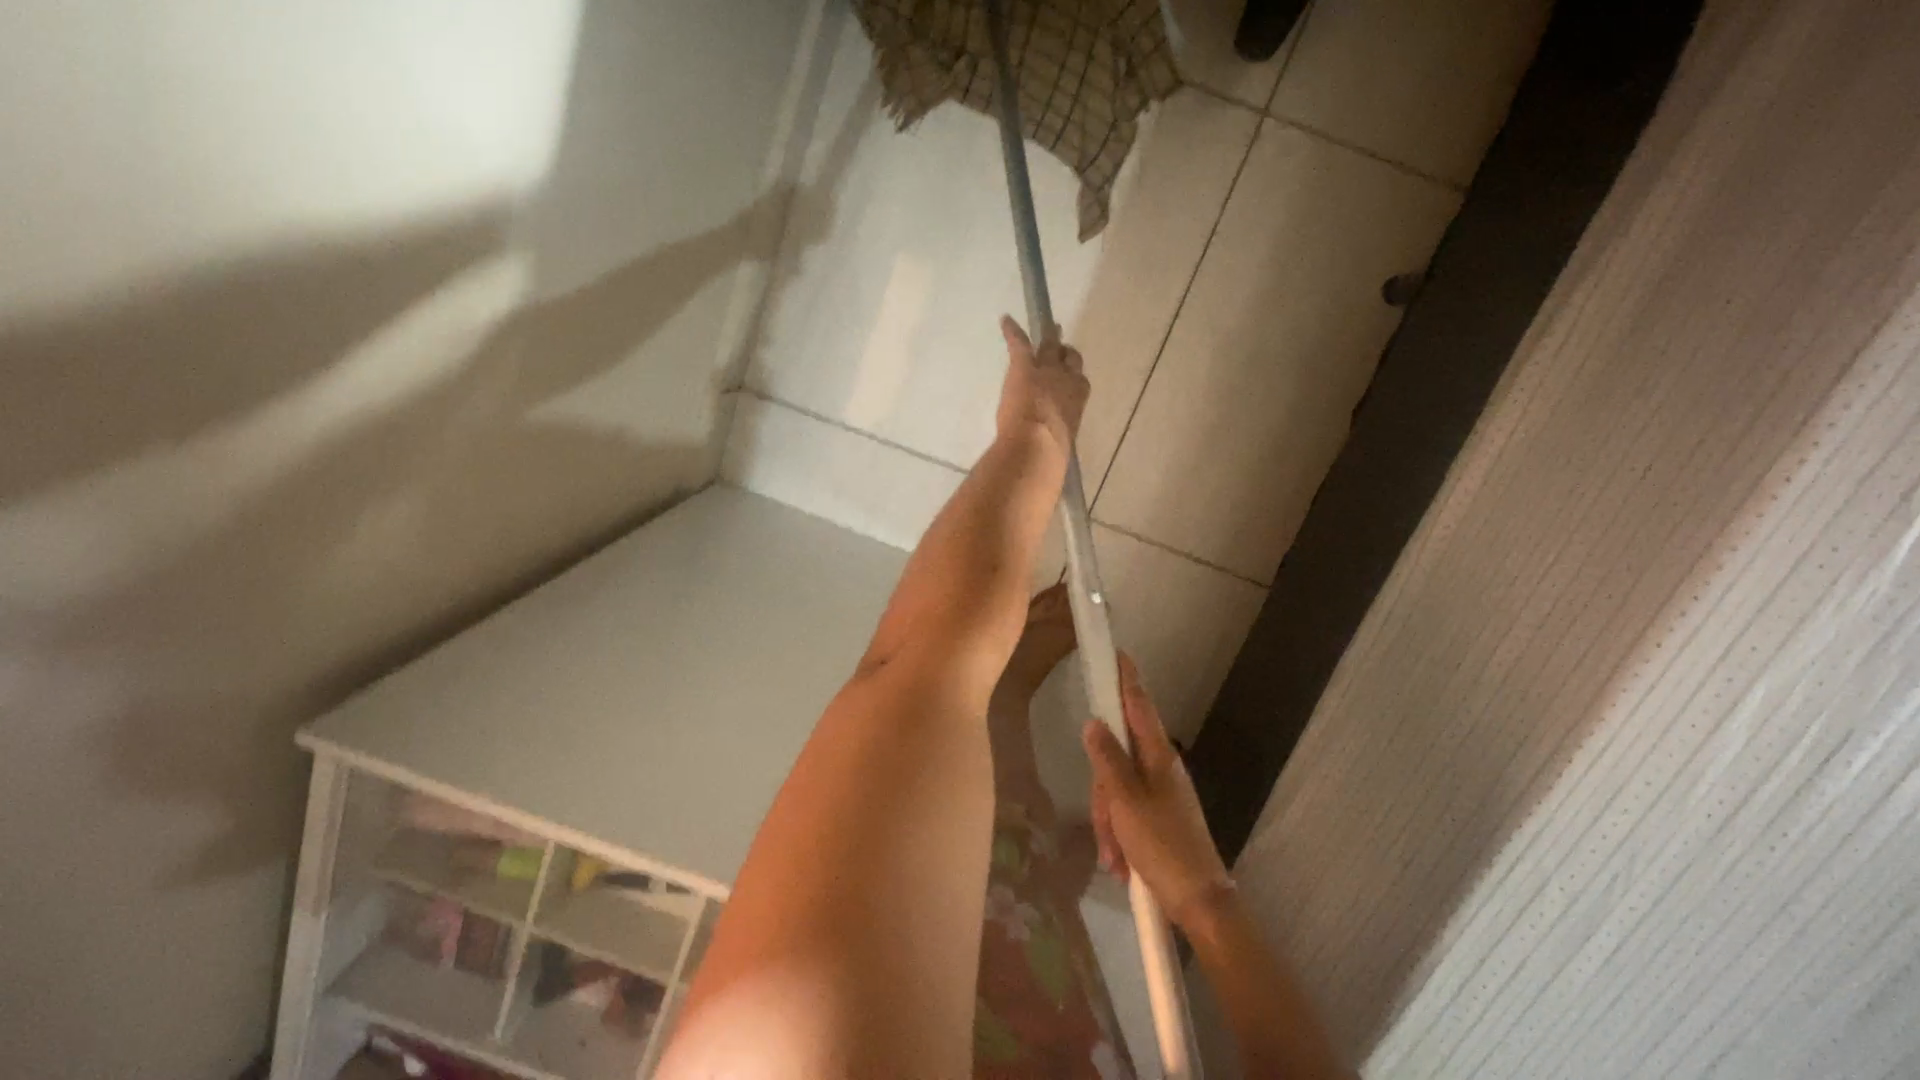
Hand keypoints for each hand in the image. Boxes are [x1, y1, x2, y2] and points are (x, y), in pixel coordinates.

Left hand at [996, 316, 1087, 450]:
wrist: (1036, 444)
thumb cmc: (1052, 450)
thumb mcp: (1064, 439)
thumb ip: (1060, 430)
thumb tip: (1054, 441)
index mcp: (1079, 399)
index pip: (1079, 382)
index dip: (1071, 379)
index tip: (1067, 379)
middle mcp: (1068, 378)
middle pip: (1069, 359)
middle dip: (1065, 354)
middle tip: (1061, 347)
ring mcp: (1046, 369)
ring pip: (1050, 348)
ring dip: (1049, 340)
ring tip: (1049, 329)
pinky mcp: (1023, 366)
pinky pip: (1019, 343)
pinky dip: (1011, 331)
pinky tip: (1005, 320)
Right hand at [1083, 655, 1233, 931]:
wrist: (1199, 901)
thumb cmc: (1162, 845)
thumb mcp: (1125, 801)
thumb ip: (1107, 760)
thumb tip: (1095, 722)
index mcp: (1158, 757)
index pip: (1138, 706)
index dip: (1126, 680)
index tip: (1117, 653)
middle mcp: (1161, 769)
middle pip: (1117, 759)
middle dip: (1102, 793)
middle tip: (1104, 826)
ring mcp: (1161, 795)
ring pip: (1117, 792)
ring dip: (1109, 823)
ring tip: (1115, 858)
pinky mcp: (1159, 819)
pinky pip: (1127, 816)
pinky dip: (1119, 837)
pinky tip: (1121, 865)